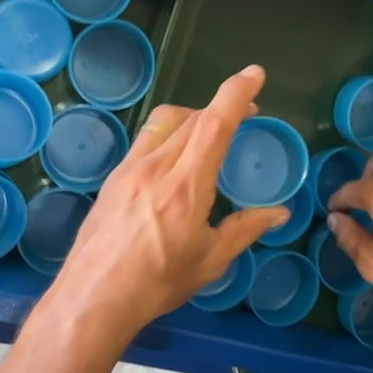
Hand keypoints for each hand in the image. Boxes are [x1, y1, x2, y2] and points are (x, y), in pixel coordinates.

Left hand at [46, 65, 288, 339]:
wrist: (94, 298)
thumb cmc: (157, 282)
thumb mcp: (210, 260)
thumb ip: (245, 229)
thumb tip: (279, 213)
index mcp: (185, 185)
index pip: (214, 124)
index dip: (236, 94)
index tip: (255, 74)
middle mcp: (155, 167)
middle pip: (192, 118)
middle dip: (222, 107)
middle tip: (246, 113)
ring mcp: (128, 170)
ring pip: (164, 124)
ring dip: (193, 116)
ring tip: (211, 130)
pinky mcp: (112, 180)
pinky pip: (145, 142)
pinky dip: (169, 135)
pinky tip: (175, 159)